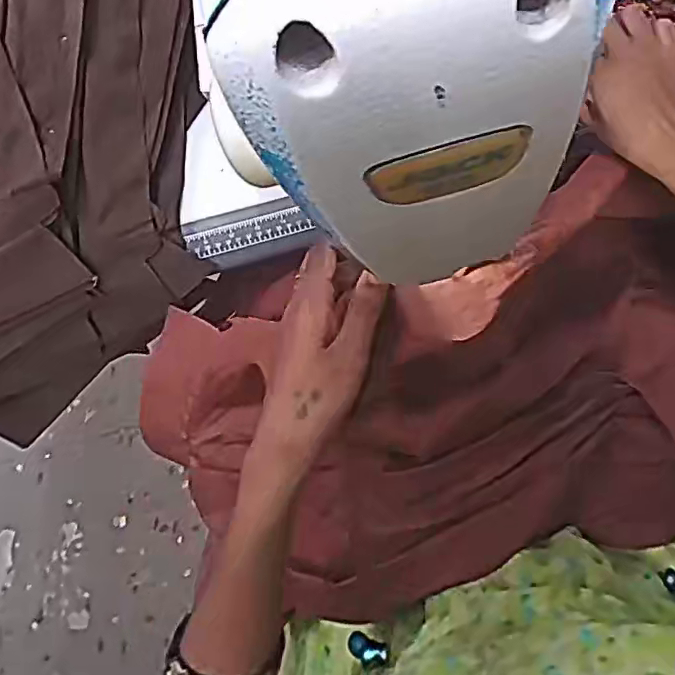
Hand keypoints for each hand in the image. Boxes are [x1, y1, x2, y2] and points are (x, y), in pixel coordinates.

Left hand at [251, 243, 387, 475]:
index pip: (323, 251)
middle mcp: (298, 305)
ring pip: (323, 286)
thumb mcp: (351, 352)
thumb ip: (364, 308)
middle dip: (353, 260)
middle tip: (388, 259)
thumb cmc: (319, 397)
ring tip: (382, 279)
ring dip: (349, 281)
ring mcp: (296, 321)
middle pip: (323, 266)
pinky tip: (362, 310)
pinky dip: (342, 300)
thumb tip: (377, 266)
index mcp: (309, 302)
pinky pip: (322, 304)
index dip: (349, 240)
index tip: (378, 237)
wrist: (286, 438)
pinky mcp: (299, 338)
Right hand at [584, 2, 674, 201]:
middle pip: (608, 24)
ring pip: (635, 14)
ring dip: (630, 22)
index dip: (588, 59)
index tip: (591, 68)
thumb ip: (591, 107)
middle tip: (607, 44)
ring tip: (630, 35)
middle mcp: (625, 54)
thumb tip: (589, 101)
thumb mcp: (602, 128)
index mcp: (601, 73)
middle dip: (606, 33)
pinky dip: (658, 29)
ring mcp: (652, 48)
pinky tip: (655, 42)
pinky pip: (665, 25)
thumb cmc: (641, 142)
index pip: (586, 52)